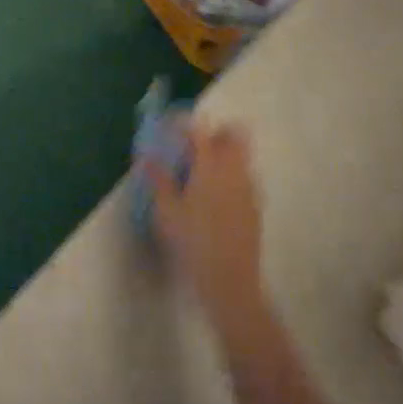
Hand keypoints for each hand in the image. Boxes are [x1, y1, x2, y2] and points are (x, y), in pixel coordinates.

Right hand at [147, 123, 264, 319]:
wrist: (230, 280)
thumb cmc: (192, 243)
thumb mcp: (165, 212)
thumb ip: (158, 179)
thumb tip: (146, 156)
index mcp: (211, 168)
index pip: (200, 131)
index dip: (184, 123)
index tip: (169, 123)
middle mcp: (236, 171)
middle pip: (235, 135)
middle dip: (213, 134)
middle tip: (190, 149)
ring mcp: (250, 189)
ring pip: (242, 157)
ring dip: (223, 155)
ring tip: (198, 176)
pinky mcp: (256, 207)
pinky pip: (244, 179)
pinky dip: (229, 177)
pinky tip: (211, 200)